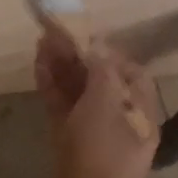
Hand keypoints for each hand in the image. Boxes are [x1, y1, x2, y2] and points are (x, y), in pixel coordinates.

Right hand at [35, 34, 161, 177]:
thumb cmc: (102, 147)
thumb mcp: (106, 102)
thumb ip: (103, 69)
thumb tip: (97, 45)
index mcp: (139, 114)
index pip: (133, 75)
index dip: (112, 53)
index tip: (89, 38)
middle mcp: (119, 121)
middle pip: (100, 79)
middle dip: (77, 54)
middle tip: (56, 31)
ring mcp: (93, 131)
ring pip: (77, 90)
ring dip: (60, 63)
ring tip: (42, 39)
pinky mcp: (70, 139)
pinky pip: (62, 105)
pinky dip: (51, 83)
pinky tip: (38, 62)